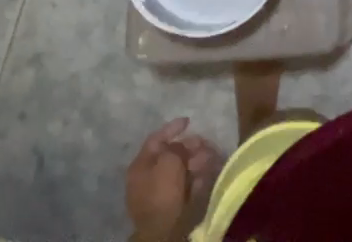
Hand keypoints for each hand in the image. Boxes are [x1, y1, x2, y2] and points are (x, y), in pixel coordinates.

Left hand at [125, 117, 218, 241]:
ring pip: (180, 170)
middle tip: (206, 143)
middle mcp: (147, 177)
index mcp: (140, 165)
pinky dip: (195, 179)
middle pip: (171, 155)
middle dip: (190, 147)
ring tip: (210, 158)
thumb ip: (177, 148)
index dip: (173, 128)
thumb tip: (183, 146)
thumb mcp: (169, 162)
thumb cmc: (162, 192)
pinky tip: (206, 175)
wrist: (162, 232)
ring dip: (196, 161)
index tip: (189, 120)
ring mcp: (158, 193)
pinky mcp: (170, 206)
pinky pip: (185, 186)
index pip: (156, 139)